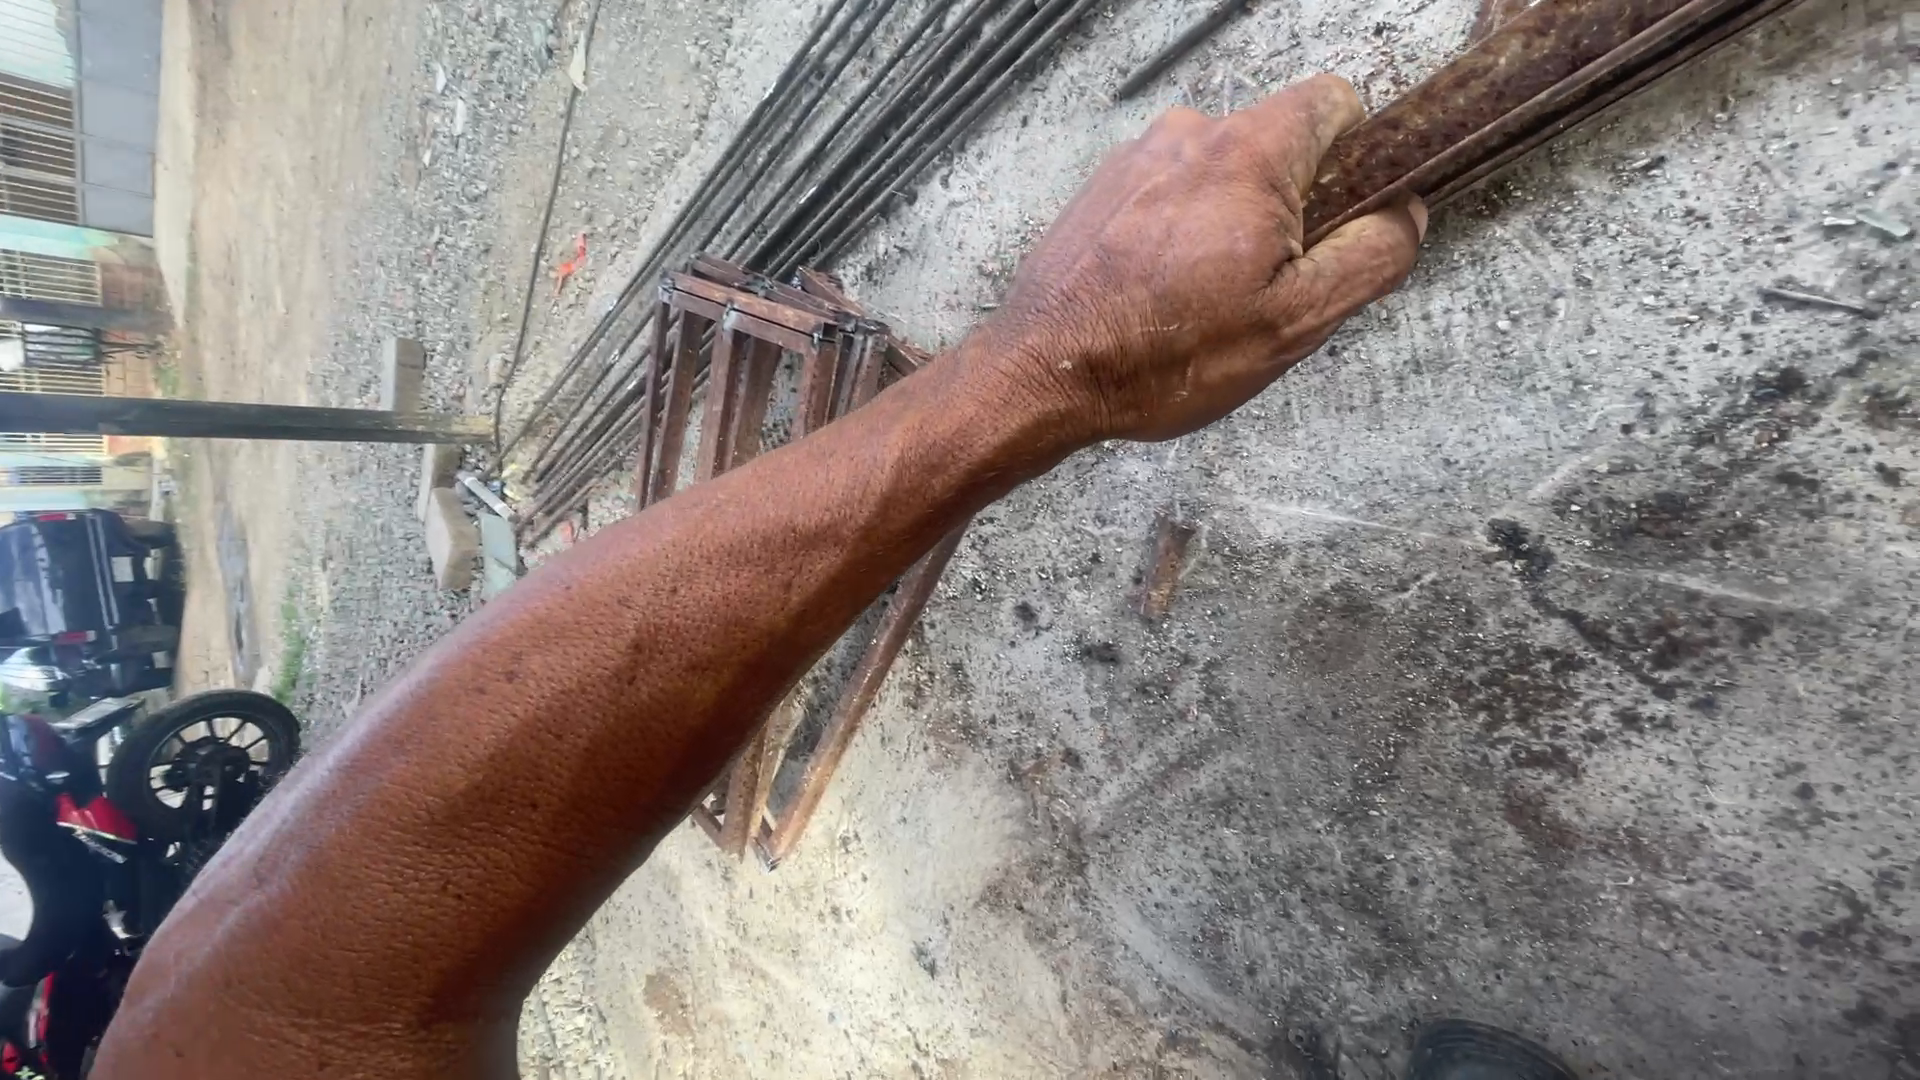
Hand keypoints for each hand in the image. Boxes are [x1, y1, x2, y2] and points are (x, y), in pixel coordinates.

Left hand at [975, 74, 1425, 442]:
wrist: (1041, 376)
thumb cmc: (1159, 358)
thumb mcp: (1292, 323)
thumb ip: (1369, 256)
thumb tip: (1404, 215)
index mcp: (1249, 150)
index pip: (1337, 106)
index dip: (1352, 167)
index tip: (1329, 228)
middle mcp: (1186, 135)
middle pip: (1272, 149)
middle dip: (1281, 212)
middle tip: (1252, 292)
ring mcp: (1132, 162)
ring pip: (1213, 179)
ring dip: (1221, 231)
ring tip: (1191, 305)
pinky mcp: (1096, 194)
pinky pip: (1160, 200)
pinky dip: (1170, 239)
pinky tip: (1150, 298)